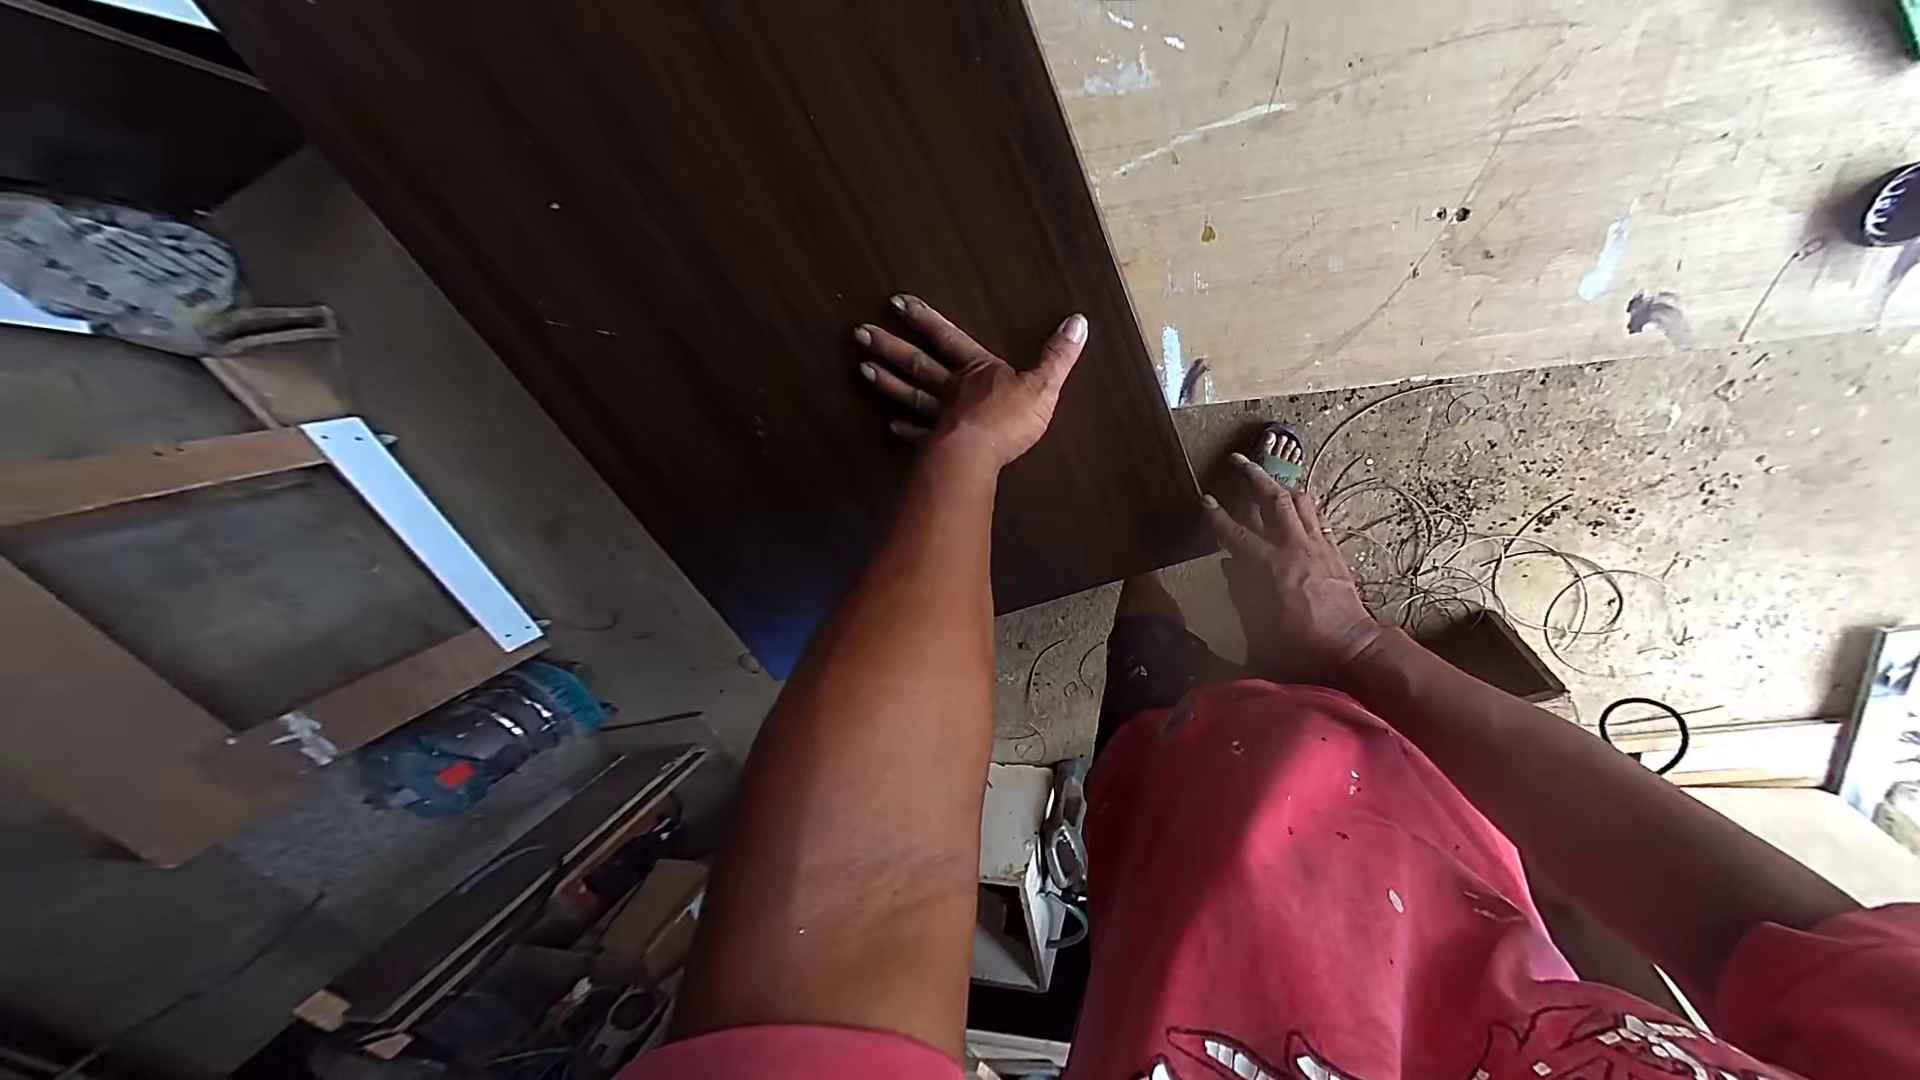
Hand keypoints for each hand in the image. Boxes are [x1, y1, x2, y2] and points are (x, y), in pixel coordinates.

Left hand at [854, 294, 1086, 467]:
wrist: (982, 455)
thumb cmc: (1009, 420)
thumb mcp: (1043, 384)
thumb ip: (1058, 356)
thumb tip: (1078, 322)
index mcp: (977, 371)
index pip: (947, 336)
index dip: (924, 319)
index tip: (897, 303)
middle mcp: (952, 390)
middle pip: (917, 363)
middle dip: (890, 346)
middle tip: (860, 333)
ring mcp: (941, 418)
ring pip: (911, 394)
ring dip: (887, 382)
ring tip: (864, 368)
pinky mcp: (938, 445)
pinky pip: (919, 435)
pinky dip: (905, 430)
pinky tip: (890, 426)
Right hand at [1202, 456, 1383, 684]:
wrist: (1352, 648)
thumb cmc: (1300, 643)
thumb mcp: (1258, 624)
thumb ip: (1240, 591)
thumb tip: (1230, 565)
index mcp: (1272, 566)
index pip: (1237, 533)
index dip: (1218, 516)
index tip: (1205, 499)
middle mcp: (1296, 548)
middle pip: (1274, 501)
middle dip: (1254, 476)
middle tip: (1238, 459)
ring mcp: (1318, 547)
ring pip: (1300, 503)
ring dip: (1281, 485)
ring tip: (1268, 476)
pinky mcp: (1333, 552)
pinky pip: (1317, 518)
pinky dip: (1302, 506)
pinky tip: (1295, 505)